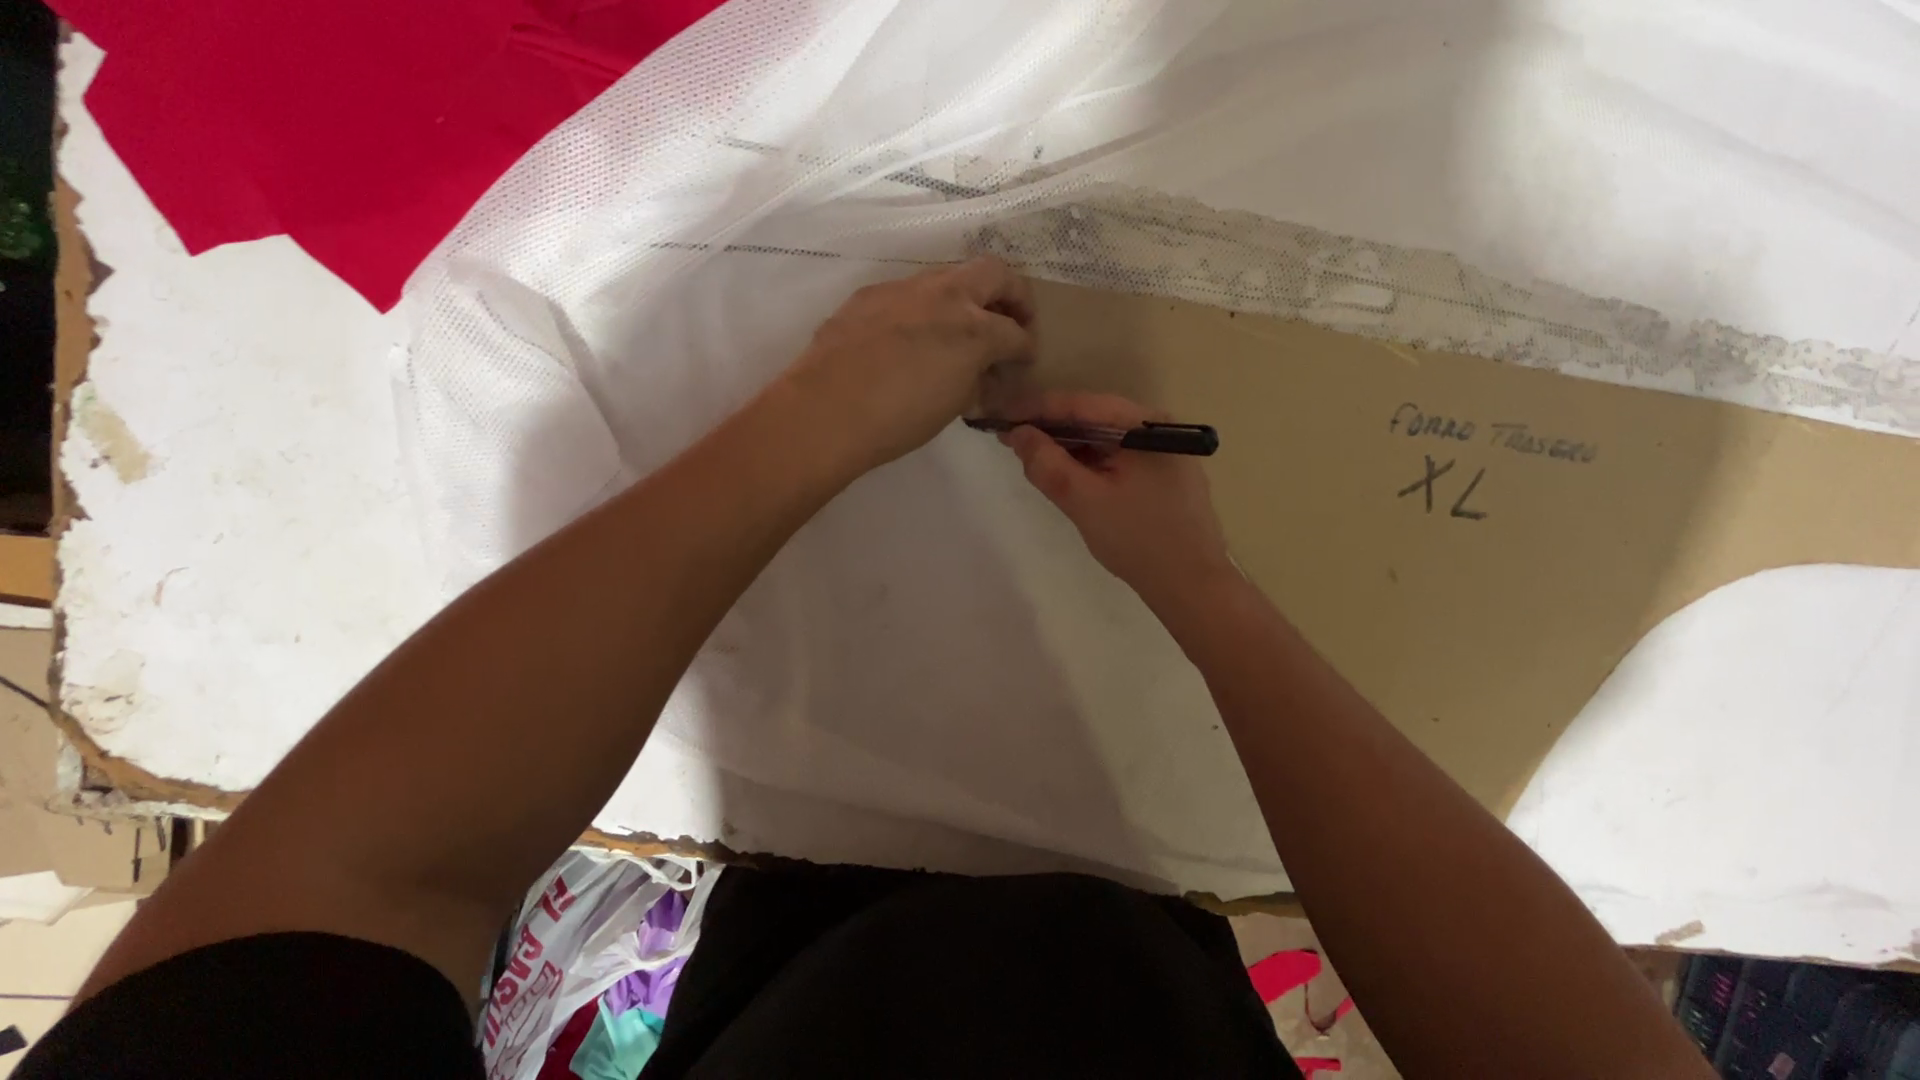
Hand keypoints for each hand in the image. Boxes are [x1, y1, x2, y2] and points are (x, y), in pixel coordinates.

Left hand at [780, 256, 1036, 470]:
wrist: (826, 410)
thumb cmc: (898, 420)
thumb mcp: (952, 406)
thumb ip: (976, 383)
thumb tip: (984, 377)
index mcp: (974, 329)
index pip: (1015, 332)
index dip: (1026, 348)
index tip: (1024, 359)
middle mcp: (944, 296)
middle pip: (994, 273)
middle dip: (1012, 294)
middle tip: (1012, 320)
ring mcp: (904, 289)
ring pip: (948, 276)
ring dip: (964, 297)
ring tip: (959, 327)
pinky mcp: (869, 295)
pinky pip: (908, 293)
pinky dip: (922, 308)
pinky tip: (909, 337)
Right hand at [1002, 391, 1237, 604]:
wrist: (1194, 586)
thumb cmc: (1138, 540)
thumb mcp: (1084, 501)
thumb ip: (1048, 464)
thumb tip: (1018, 433)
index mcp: (1142, 425)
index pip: (1079, 404)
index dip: (1035, 408)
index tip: (1000, 417)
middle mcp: (1158, 427)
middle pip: (1093, 417)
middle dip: (1050, 426)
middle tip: (1010, 439)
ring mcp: (1164, 451)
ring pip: (1105, 438)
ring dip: (1069, 445)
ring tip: (1033, 457)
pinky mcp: (1165, 474)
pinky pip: (1119, 456)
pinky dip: (1090, 461)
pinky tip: (1069, 474)